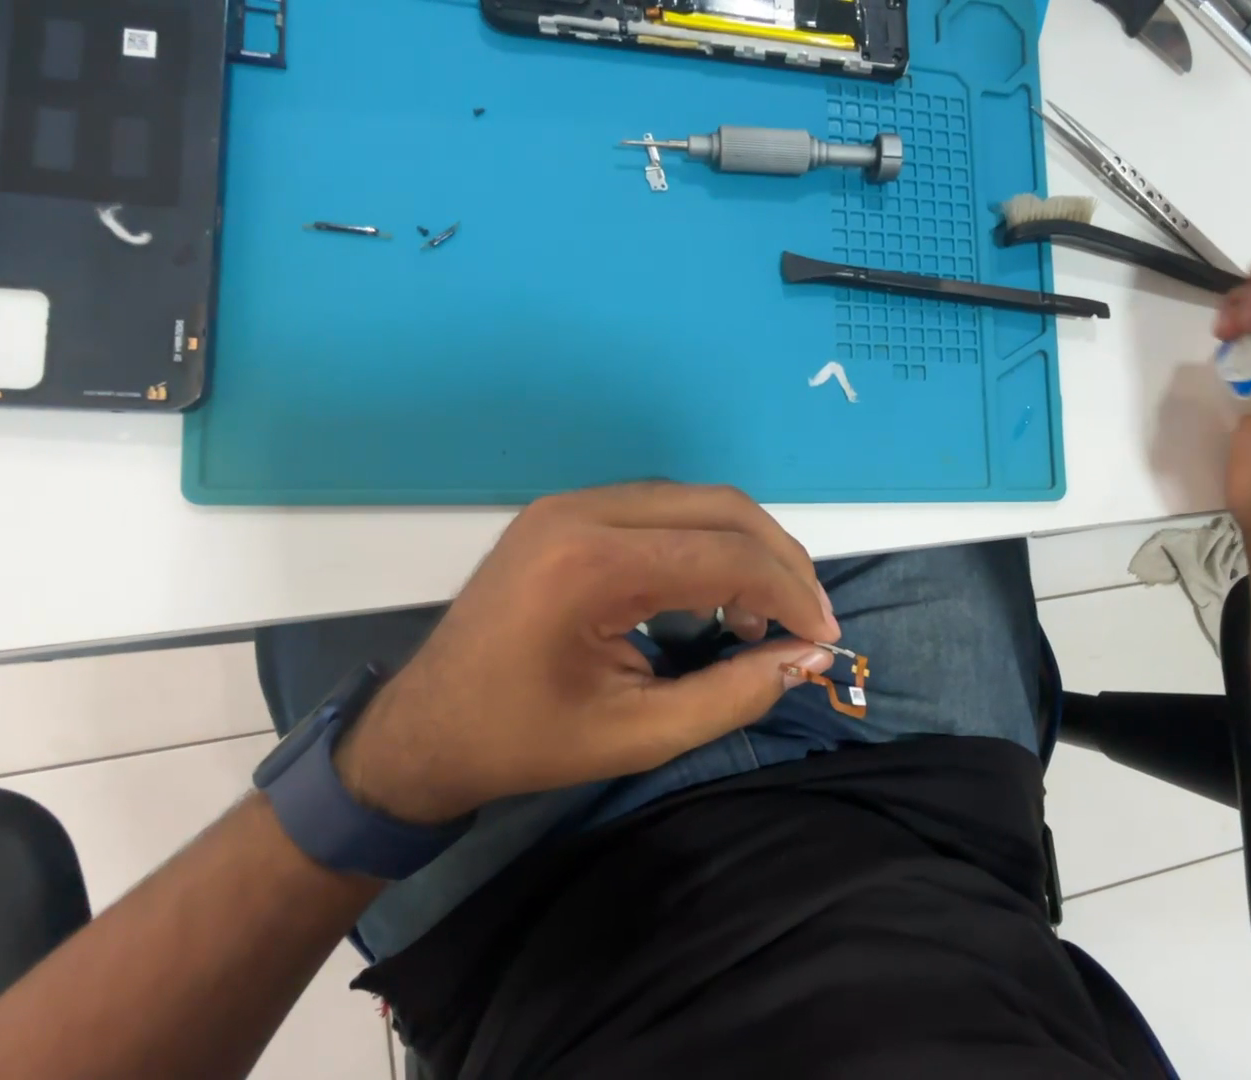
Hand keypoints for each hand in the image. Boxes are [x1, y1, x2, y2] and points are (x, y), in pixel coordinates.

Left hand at [335, 482, 842, 823]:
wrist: (424, 730)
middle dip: (781, 560)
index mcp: (593, 566)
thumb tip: (810, 657)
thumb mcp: (640, 735)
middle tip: (810, 619)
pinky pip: (665, 510)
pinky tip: (718, 593)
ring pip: (697, 501)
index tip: (825, 638)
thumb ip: (734, 694)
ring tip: (769, 613)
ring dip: (747, 548)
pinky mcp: (568, 514)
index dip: (792, 593)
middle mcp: (583, 512)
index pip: (727, 555)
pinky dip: (709, 544)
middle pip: (721, 507)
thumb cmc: (526, 742)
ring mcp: (571, 505)